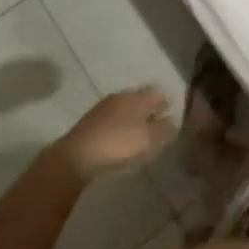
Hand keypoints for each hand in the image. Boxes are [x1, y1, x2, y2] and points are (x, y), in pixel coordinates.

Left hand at [54, 87, 176, 179]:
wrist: (76, 155)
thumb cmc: (117, 145)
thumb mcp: (148, 139)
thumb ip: (164, 129)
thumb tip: (173, 120)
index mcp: (137, 97)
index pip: (158, 93)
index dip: (167, 104)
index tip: (171, 117)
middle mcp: (121, 96)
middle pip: (142, 99)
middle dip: (151, 111)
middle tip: (157, 128)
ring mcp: (104, 107)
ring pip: (127, 108)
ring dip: (135, 119)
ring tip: (140, 137)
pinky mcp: (92, 120)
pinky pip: (114, 118)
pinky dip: (121, 126)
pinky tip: (120, 141)